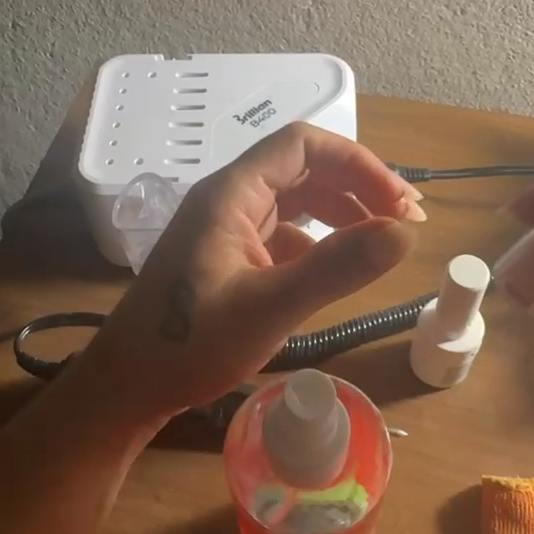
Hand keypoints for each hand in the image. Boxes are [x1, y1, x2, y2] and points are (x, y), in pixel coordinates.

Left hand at [68, 122, 421, 428]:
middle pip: (303, 169)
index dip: (357, 163)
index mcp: (231, 195)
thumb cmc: (189, 346)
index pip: (303, 145)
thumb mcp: (269, 308)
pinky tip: (338, 269)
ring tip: (383, 240)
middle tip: (405, 222)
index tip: (398, 202)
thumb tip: (405, 233)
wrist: (128, 387)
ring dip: (341, 212)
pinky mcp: (229, 258)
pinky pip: (283, 234)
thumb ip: (337, 268)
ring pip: (295, 202)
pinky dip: (318, 242)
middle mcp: (229, 200)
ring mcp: (227, 229)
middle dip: (357, 186)